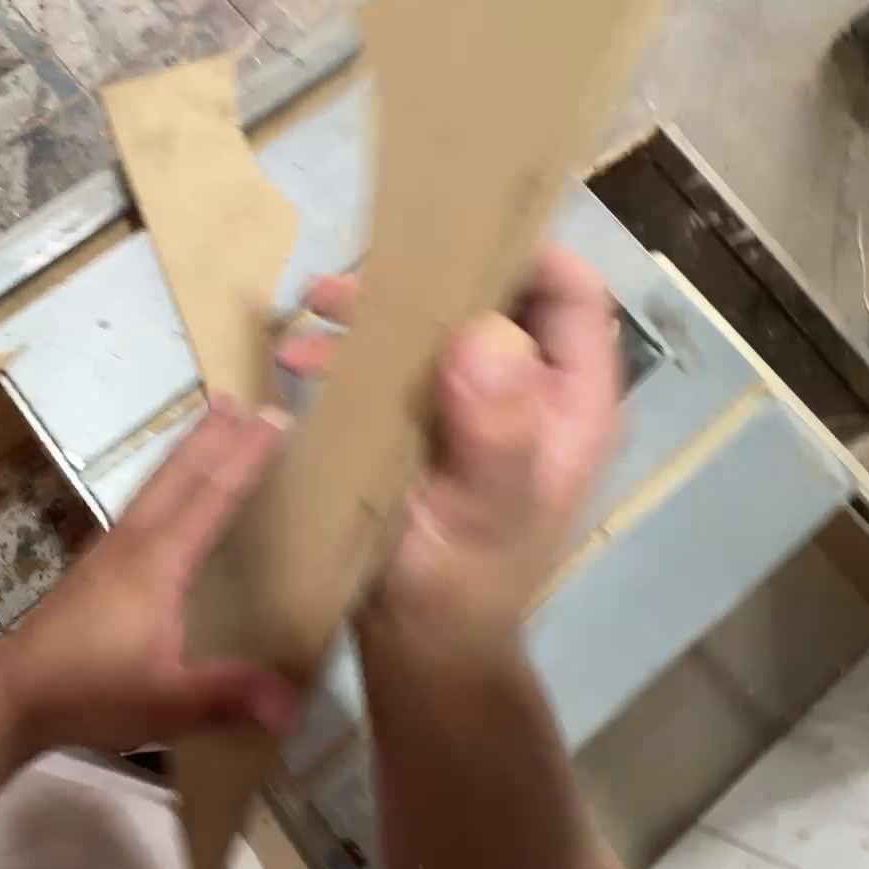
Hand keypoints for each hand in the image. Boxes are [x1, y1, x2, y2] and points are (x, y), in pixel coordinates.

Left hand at [0, 398, 298, 752]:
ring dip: (187, 447)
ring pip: (157, 481)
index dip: (245, 457)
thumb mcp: (163, 703)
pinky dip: (167, 474)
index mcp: (158, 562)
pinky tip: (169, 486)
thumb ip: (224, 697)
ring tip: (209, 419)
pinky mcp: (100, 559)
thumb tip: (292, 703)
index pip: (211, 496)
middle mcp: (135, 539)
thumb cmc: (90, 691)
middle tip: (242, 399)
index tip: (273, 420)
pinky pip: (144, 498)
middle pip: (179, 473)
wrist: (16, 690)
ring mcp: (113, 545)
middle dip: (213, 435)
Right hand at [279, 245, 622, 645]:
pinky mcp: (417, 426)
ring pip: (426, 332)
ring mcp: (465, 408)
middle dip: (419, 281)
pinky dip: (345, 358)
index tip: (456, 225)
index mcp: (565, 402)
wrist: (417, 643)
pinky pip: (385, 371)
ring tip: (310, 306)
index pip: (569, 297)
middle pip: (484, 302)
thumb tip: (483, 331)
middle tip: (353, 275)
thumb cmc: (461, 583)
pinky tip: (300, 363)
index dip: (526, 251)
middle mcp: (520, 392)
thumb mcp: (482, 511)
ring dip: (369, 316)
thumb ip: (494, 432)